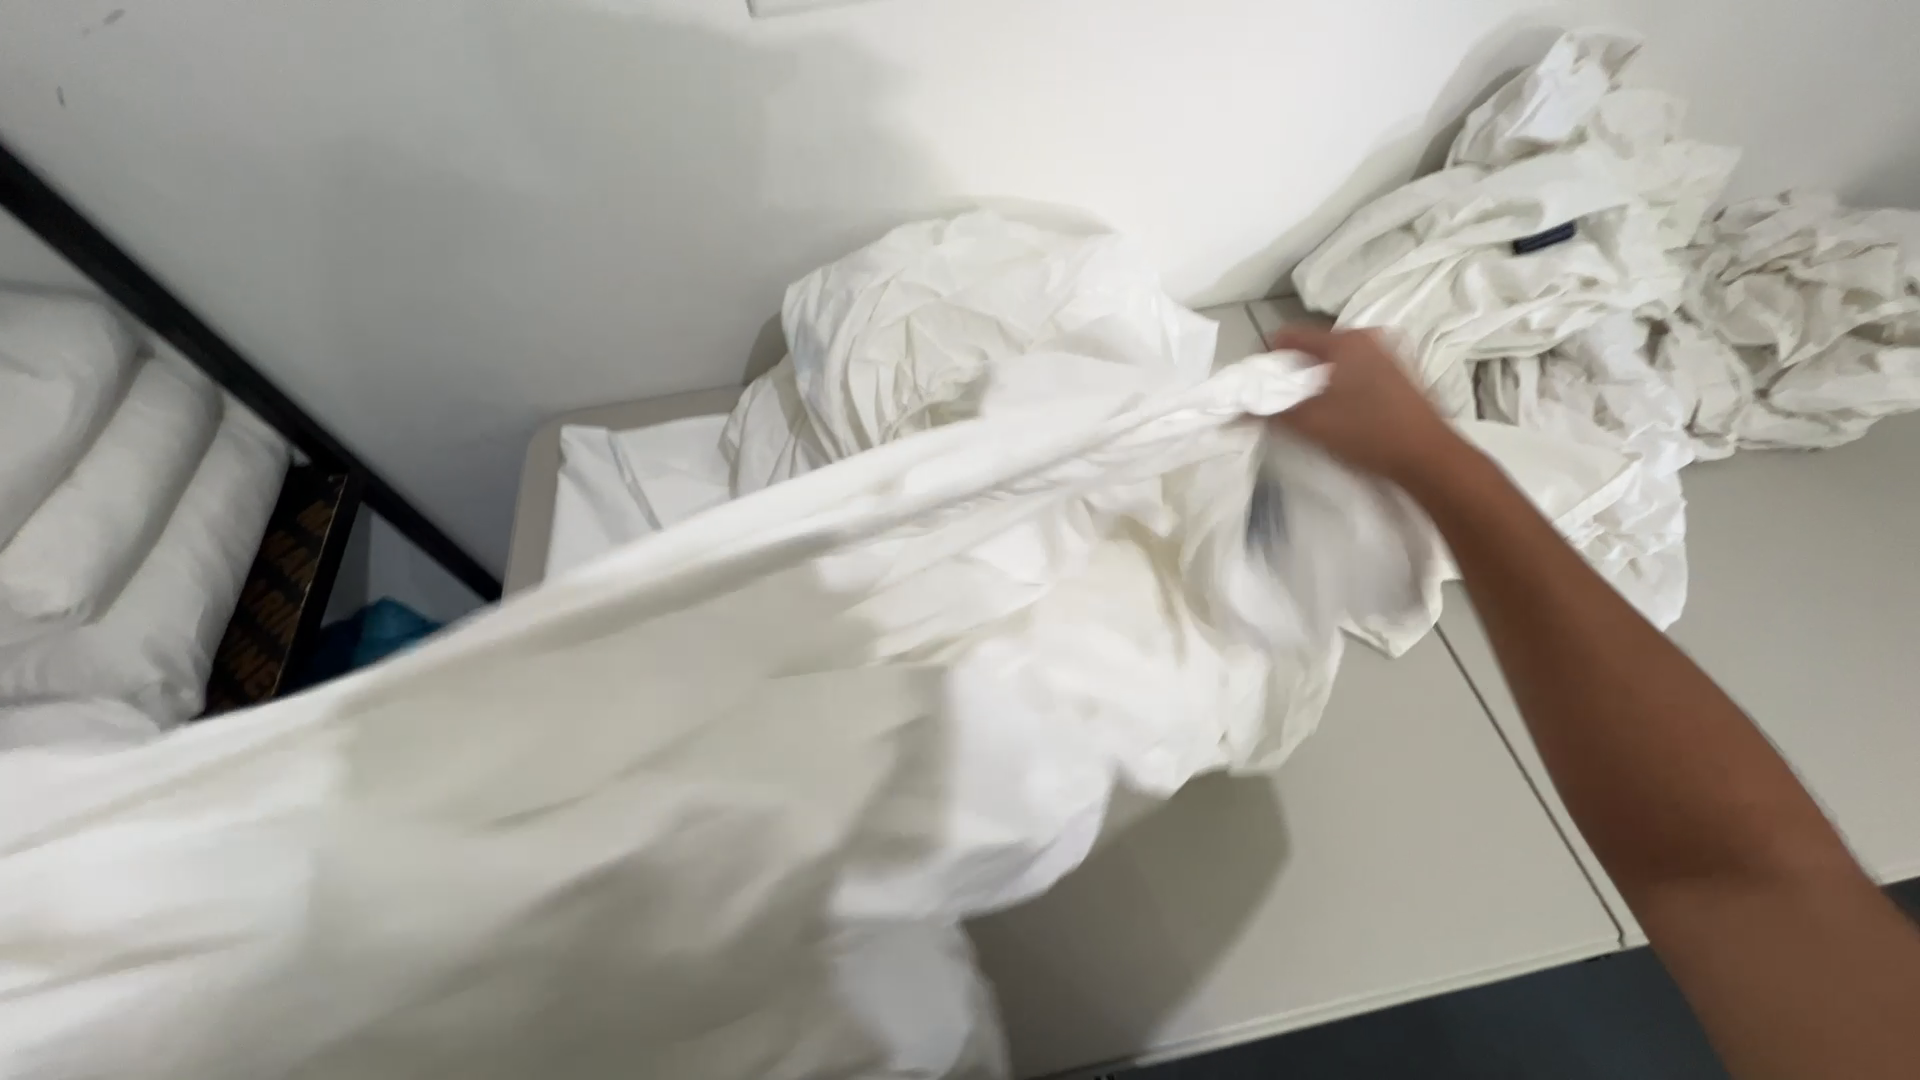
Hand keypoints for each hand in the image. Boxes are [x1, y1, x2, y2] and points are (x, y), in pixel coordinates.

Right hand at [1266, 325, 1466, 486]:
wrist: (1428, 456)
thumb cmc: (1366, 433)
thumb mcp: (1310, 425)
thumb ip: (1269, 414)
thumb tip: (1239, 411)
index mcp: (1344, 340)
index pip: (1289, 337)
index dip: (1266, 359)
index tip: (1255, 385)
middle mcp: (1368, 337)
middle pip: (1313, 348)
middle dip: (1293, 372)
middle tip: (1280, 401)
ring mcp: (1389, 353)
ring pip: (1336, 361)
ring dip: (1317, 380)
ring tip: (1308, 409)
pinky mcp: (1401, 372)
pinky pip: (1356, 370)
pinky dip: (1340, 384)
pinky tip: (1339, 411)